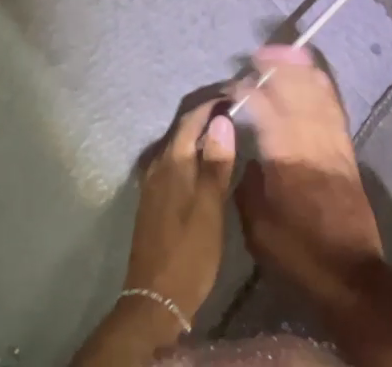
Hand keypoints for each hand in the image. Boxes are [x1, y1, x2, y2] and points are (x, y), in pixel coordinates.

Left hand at [125, 98, 236, 320]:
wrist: (155, 299)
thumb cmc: (189, 252)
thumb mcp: (210, 208)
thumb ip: (216, 164)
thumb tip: (222, 120)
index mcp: (172, 163)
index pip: (191, 117)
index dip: (214, 102)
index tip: (239, 93)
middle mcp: (157, 166)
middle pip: (182, 128)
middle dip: (207, 114)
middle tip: (238, 108)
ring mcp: (152, 183)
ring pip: (178, 145)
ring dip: (200, 134)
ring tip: (228, 131)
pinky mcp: (154, 200)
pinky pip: (174, 161)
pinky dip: (192, 153)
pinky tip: (208, 162)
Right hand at [230, 46, 384, 309]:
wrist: (349, 273)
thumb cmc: (297, 253)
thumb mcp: (257, 228)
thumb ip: (248, 188)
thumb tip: (249, 161)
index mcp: (286, 160)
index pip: (266, 111)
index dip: (250, 93)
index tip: (234, 83)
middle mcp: (312, 144)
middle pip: (297, 94)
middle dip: (280, 69)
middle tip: (261, 53)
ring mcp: (334, 146)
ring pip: (320, 97)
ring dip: (304, 71)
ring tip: (288, 52)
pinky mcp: (348, 154)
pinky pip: (335, 111)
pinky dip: (325, 88)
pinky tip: (316, 78)